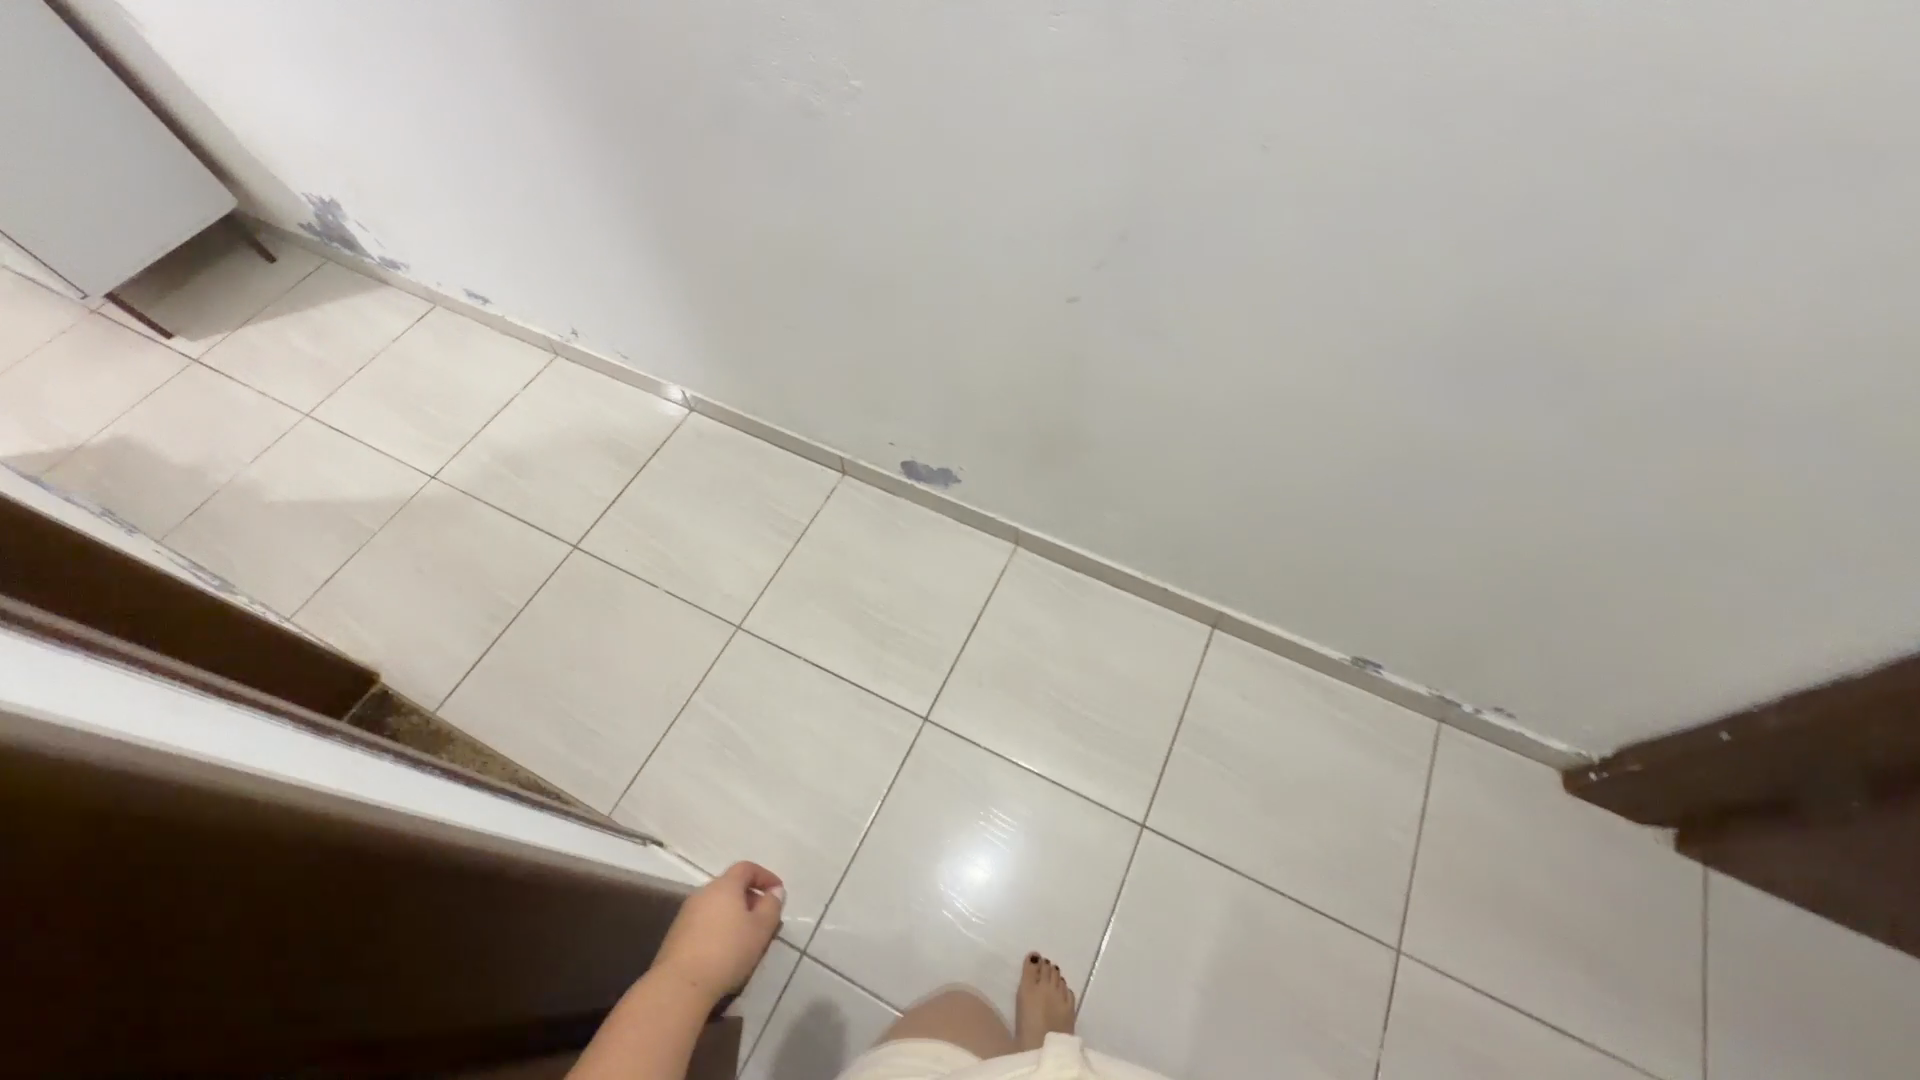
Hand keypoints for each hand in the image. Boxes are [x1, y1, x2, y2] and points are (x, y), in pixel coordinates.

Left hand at [652, 862, 785, 1004]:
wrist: (680, 985)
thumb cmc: (728, 952)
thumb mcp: (761, 929)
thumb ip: (772, 906)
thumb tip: (775, 891)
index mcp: (724, 886)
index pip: (746, 868)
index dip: (764, 876)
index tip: (778, 892)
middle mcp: (703, 893)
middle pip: (730, 886)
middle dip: (750, 897)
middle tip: (764, 917)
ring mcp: (686, 913)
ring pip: (716, 905)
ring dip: (733, 914)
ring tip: (746, 936)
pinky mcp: (676, 934)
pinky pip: (704, 921)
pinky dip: (718, 927)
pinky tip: (724, 950)